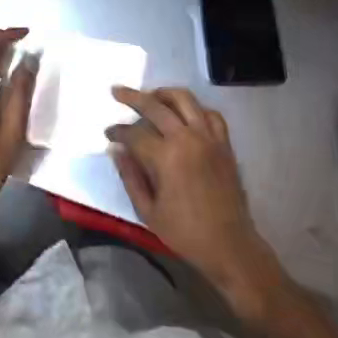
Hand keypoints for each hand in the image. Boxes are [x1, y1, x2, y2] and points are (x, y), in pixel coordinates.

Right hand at [107, 87, 278, 291]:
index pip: (134, 133)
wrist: (229, 244)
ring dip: (164, 93)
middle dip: (133, 97)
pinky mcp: (224, 143)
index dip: (118, 131)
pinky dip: (195, 108)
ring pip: (185, 99)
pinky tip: (184, 114)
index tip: (108, 134)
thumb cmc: (185, 232)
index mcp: (167, 156)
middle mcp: (188, 138)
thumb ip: (130, 176)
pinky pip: (209, 113)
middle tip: (117, 92)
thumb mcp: (148, 211)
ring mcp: (209, 137)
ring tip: (150, 96)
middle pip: (156, 105)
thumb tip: (116, 150)